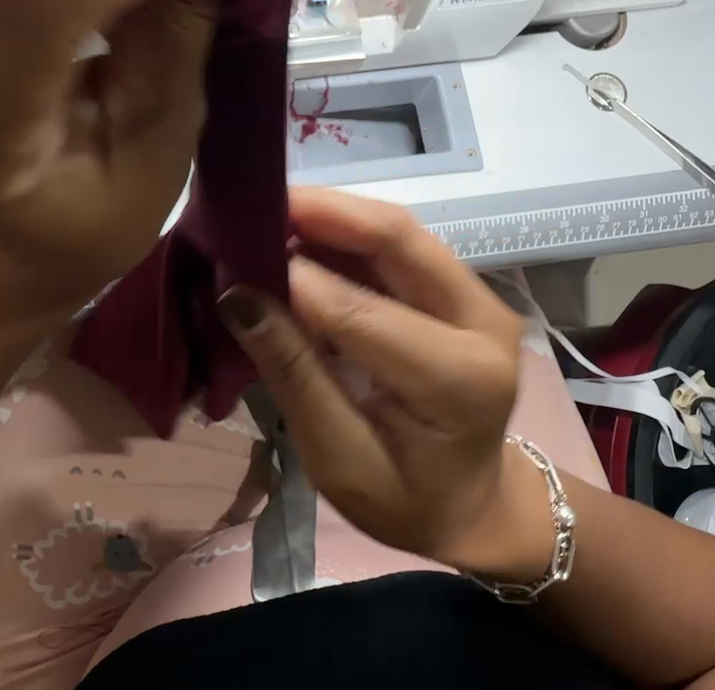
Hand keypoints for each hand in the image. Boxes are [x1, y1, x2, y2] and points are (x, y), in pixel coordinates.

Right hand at [218, 188, 553, 579]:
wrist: (472, 505)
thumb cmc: (404, 500)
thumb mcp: (337, 457)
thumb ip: (293, 373)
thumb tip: (238, 297)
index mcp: (459, 380)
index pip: (364, 312)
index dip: (294, 280)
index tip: (233, 266)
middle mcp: (482, 322)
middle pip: (396, 237)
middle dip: (319, 213)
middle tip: (250, 208)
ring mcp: (477, 298)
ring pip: (396, 230)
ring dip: (329, 217)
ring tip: (265, 219)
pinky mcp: (460, 288)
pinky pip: (397, 244)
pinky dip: (343, 234)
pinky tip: (298, 238)